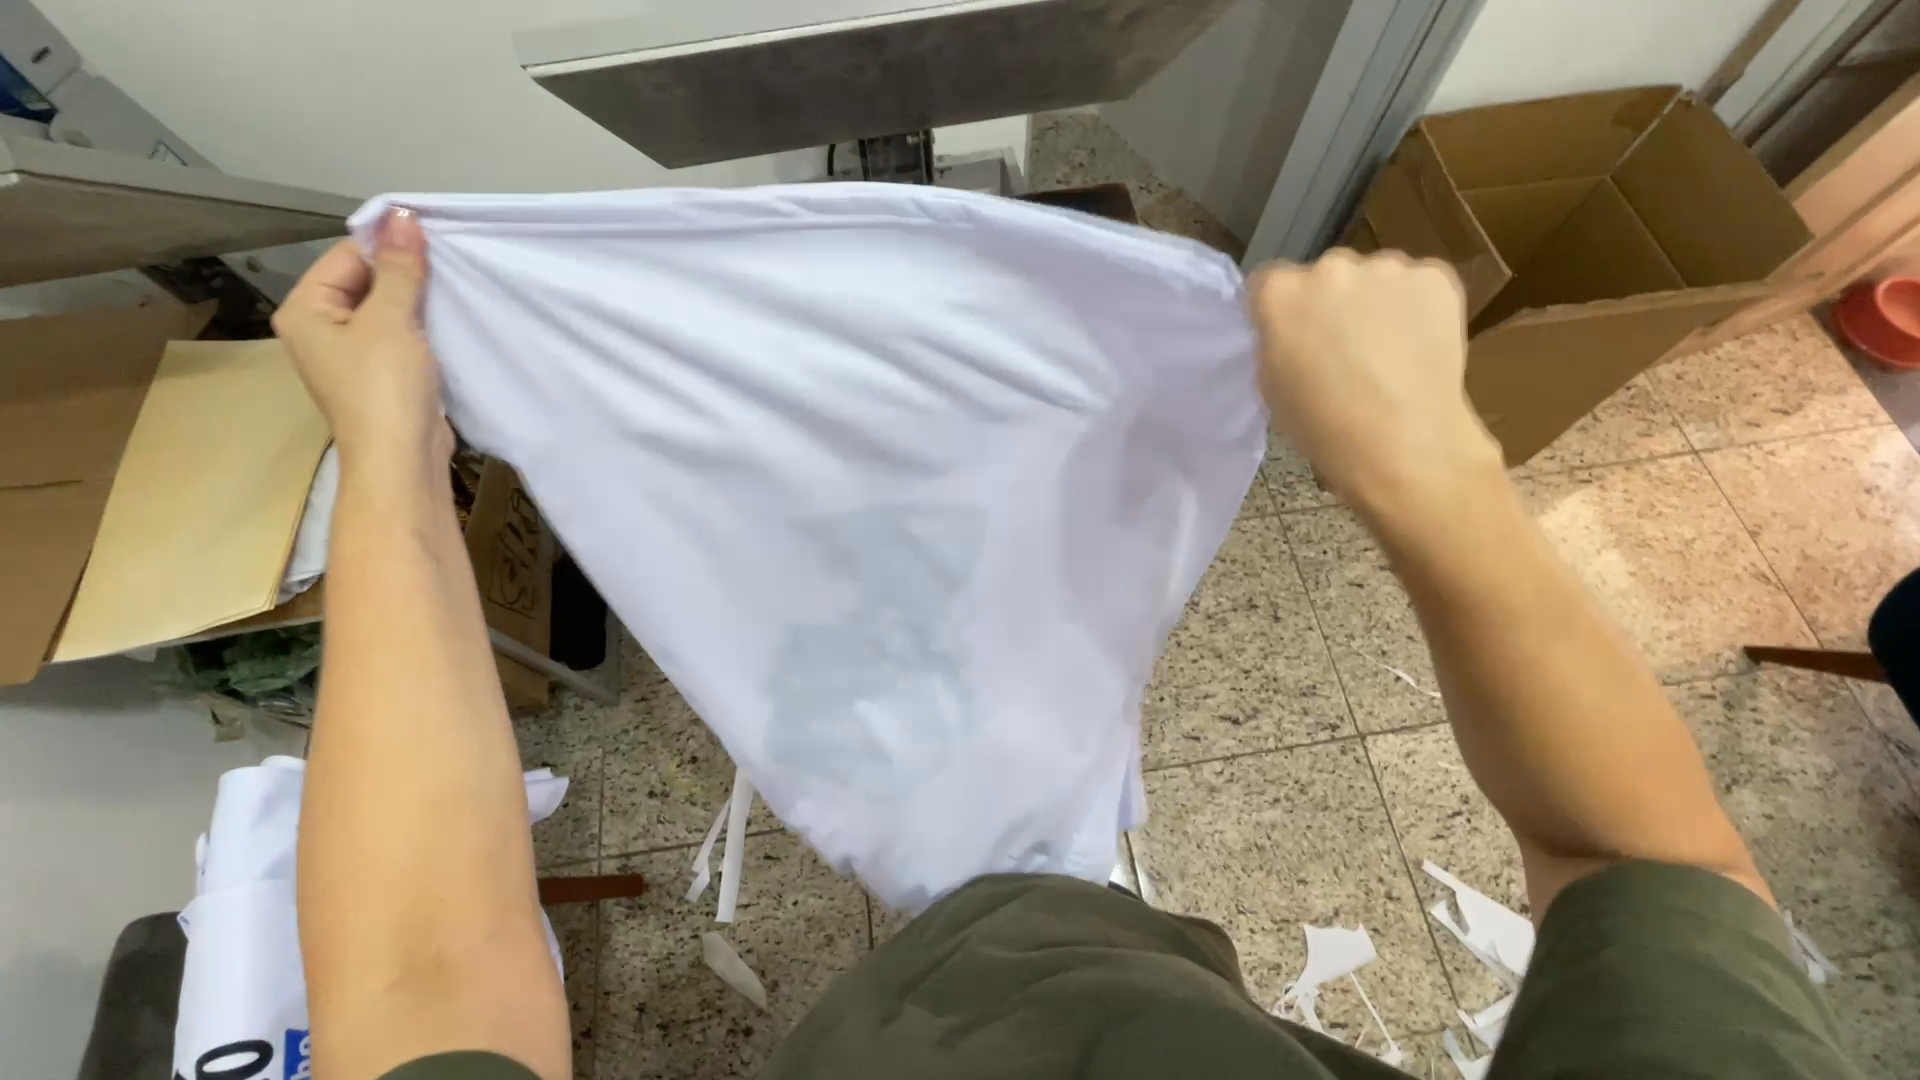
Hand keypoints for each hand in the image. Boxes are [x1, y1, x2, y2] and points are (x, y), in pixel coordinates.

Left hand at [273, 208, 450, 463]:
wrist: (402, 457)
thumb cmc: (385, 387)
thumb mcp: (392, 320)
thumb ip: (400, 269)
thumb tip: (403, 217)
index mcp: (306, 309)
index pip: (347, 256)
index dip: (389, 247)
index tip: (434, 241)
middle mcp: (321, 329)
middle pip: (366, 283)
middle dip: (406, 276)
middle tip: (450, 270)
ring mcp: (352, 356)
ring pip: (388, 312)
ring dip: (419, 304)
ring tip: (454, 296)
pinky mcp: (383, 377)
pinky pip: (402, 339)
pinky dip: (424, 331)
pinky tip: (449, 328)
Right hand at [1247, 249, 1502, 523]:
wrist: (1402, 442)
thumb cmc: (1322, 425)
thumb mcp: (1270, 384)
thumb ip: (1276, 340)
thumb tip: (1292, 328)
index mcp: (1279, 294)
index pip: (1268, 282)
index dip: (1279, 311)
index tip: (1290, 337)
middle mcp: (1330, 267)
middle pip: (1325, 275)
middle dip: (1330, 301)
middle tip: (1342, 346)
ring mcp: (1387, 267)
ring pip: (1374, 276)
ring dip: (1374, 300)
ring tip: (1385, 348)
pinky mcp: (1435, 276)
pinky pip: (1417, 283)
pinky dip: (1416, 306)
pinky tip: (1416, 344)